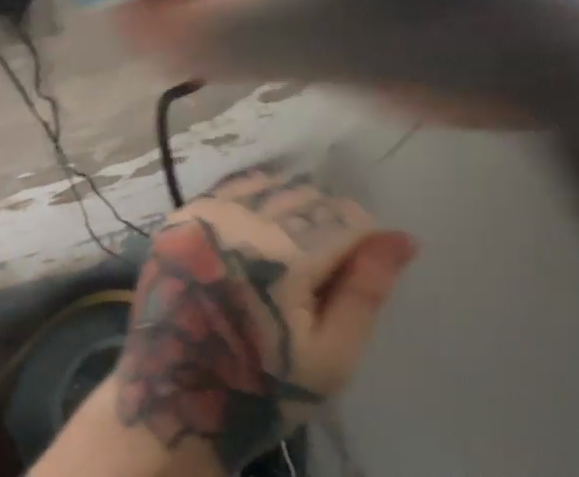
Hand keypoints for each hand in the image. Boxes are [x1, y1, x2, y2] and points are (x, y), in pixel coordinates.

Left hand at [112, 162, 416, 474]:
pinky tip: (262, 228)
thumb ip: (366, 291)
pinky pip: (230, 187)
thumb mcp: (331, 354)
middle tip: (328, 267)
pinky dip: (255, 197)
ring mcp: (206, 213)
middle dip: (330, 223)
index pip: (347, 219)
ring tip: (295, 252)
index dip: (366, 239)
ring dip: (293, 206)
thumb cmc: (262, 383)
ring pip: (270, 186)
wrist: (175, 392)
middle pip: (307, 198)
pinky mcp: (182, 216)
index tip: (363, 267)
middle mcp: (244, 219)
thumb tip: (403, 239)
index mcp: (286, 255)